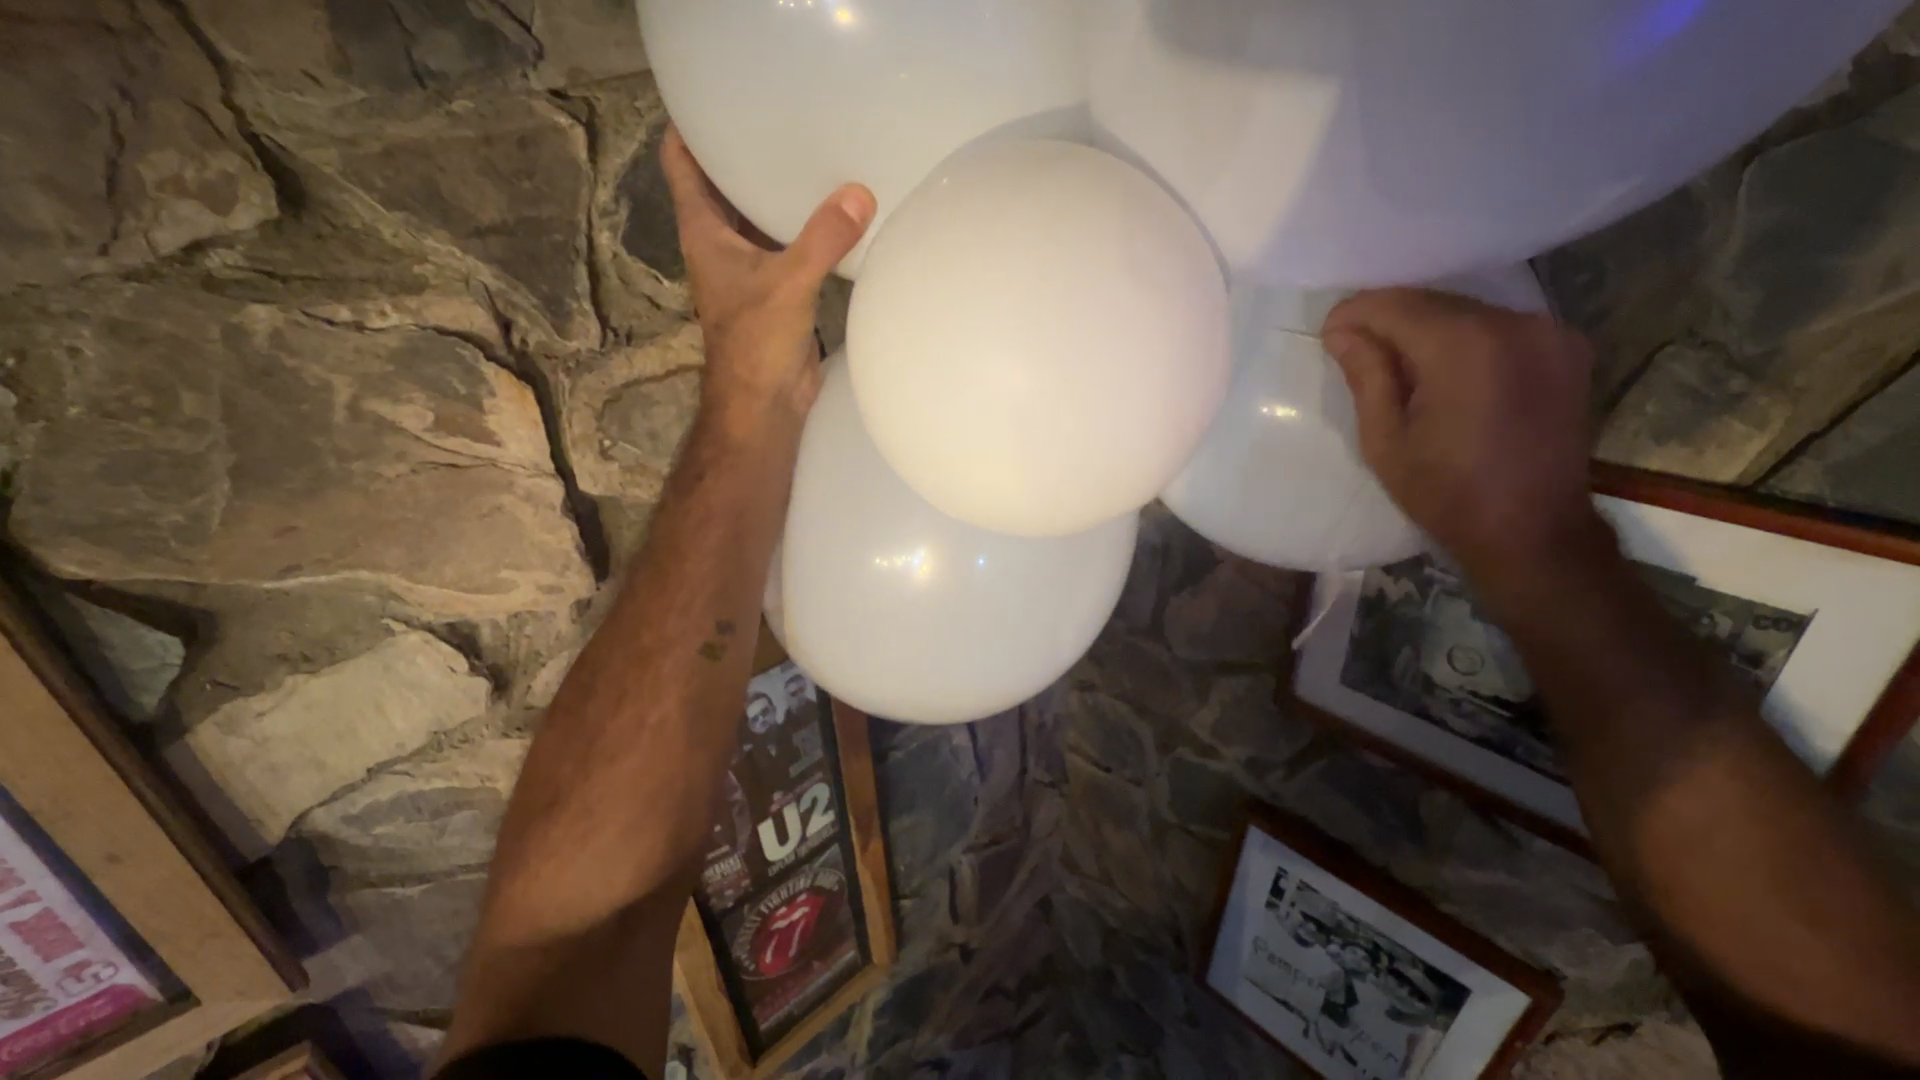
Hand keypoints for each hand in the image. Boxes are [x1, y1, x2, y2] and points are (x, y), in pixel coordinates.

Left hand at [659, 126, 875, 426]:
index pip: (681, 163)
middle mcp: (720, 243)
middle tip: (777, 115)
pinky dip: (801, 223)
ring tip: (807, 150)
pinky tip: (831, 208)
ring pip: (755, 213)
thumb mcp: (788, 282)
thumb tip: (860, 193)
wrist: (765, 401)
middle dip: (742, 151)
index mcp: (704, 231)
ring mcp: (747, 266)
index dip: (689, 126)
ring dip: (773, 188)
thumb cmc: (756, 341)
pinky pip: (785, 241)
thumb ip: (823, 237)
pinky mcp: (776, 287)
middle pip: (721, 183)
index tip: (716, 97)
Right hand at [1321, 288, 1605, 579]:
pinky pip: (1499, 327)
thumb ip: (1366, 375)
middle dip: (1390, 321)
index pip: (1394, 304)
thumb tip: (1342, 331)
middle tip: (1358, 353)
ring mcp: (1549, 332)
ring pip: (1466, 311)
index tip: (1330, 337)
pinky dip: (1466, 340)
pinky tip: (1449, 375)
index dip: (1354, 314)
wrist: (1533, 531)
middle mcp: (1514, 323)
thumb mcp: (1385, 440)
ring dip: (1428, 330)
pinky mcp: (1567, 348)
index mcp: (1464, 345)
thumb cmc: (1447, 494)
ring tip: (1403, 369)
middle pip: (1433, 301)